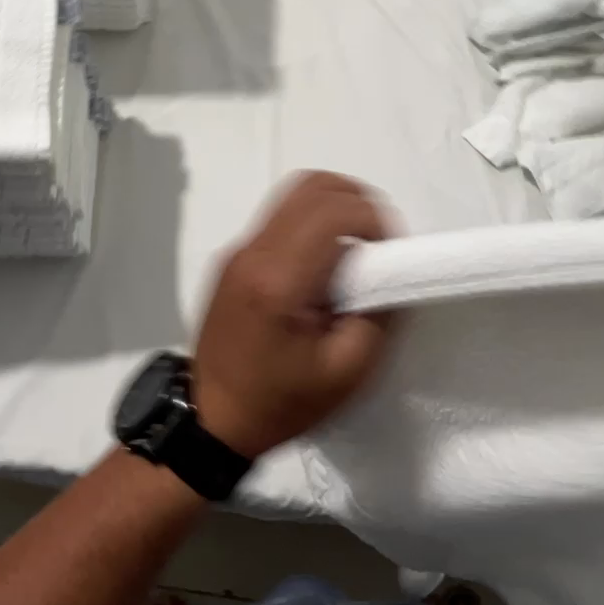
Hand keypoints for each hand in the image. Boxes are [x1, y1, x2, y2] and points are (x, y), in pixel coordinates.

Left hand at [192, 172, 394, 458]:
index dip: (376, 220)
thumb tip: (391, 272)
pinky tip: (324, 269)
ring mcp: (238, 250)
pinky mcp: (233, 258)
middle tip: (378, 245)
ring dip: (335, 210)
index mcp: (279, 280)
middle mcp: (253, 251)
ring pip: (294, 195)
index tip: (391, 255)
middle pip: (313, 185)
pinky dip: (312, 225)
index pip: (334, 209)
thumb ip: (379, 314)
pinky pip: (280, 219)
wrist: (212, 419)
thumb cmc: (281, 403)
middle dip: (358, 203)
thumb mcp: (347, 373)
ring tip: (356, 253)